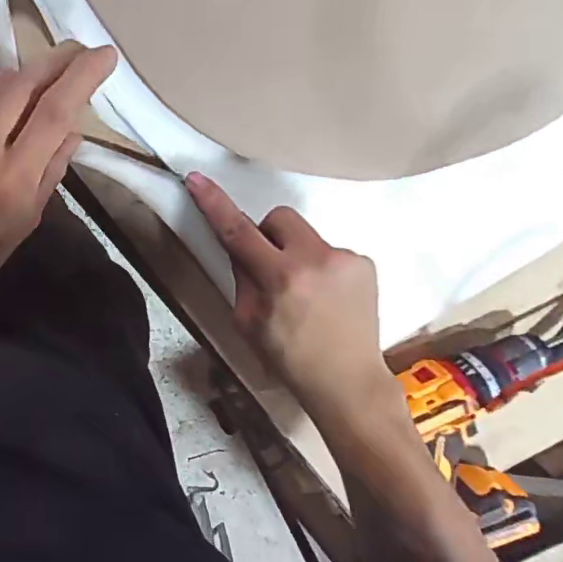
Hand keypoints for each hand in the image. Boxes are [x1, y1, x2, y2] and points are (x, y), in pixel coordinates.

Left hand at [0, 42, 117, 306]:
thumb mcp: (28, 220)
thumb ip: (52, 171)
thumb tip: (72, 129)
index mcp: (12, 180)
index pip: (55, 112)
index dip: (83, 77)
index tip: (104, 56)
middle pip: (26, 82)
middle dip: (58, 61)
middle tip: (79, 51)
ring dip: (26, 80)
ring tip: (40, 90)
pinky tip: (0, 113)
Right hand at [184, 172, 396, 414]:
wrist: (347, 381)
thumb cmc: (290, 360)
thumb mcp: (249, 323)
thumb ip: (242, 278)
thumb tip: (240, 247)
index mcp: (281, 279)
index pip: (239, 232)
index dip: (214, 204)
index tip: (197, 180)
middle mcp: (316, 260)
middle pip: (279, 218)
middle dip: (268, 236)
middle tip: (268, 268)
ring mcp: (345, 259)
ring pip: (306, 236)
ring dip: (296, 255)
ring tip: (304, 295)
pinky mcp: (364, 263)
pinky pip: (330, 252)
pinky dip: (321, 268)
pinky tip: (327, 300)